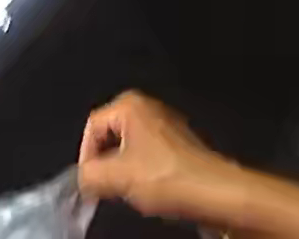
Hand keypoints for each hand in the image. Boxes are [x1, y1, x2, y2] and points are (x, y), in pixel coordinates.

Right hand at [76, 91, 238, 220]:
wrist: (218, 193)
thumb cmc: (167, 178)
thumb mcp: (120, 178)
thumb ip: (91, 175)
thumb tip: (81, 178)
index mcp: (128, 104)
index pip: (92, 127)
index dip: (86, 156)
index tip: (90, 184)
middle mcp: (145, 105)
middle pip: (110, 134)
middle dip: (107, 163)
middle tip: (109, 188)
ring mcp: (164, 121)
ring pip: (130, 145)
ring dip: (126, 169)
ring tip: (132, 191)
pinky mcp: (179, 140)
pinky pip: (149, 151)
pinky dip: (144, 169)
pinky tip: (153, 189)